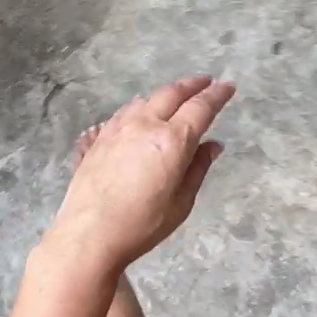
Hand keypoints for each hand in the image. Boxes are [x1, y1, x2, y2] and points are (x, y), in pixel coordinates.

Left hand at [47, 75, 235, 272]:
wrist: (88, 234)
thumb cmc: (142, 225)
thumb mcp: (181, 202)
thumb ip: (197, 168)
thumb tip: (213, 145)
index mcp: (172, 141)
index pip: (200, 108)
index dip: (217, 95)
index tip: (228, 87)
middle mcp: (145, 125)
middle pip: (172, 94)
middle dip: (192, 85)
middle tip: (205, 82)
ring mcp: (117, 129)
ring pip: (145, 100)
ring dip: (164, 94)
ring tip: (175, 97)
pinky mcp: (99, 139)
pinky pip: (123, 112)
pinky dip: (139, 107)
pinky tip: (139, 112)